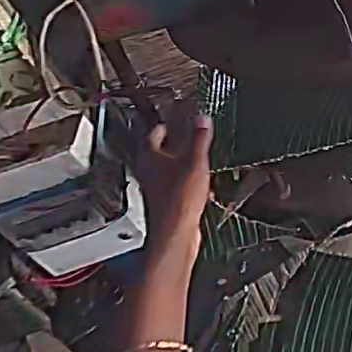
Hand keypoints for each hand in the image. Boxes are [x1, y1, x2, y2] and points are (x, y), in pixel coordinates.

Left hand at [138, 111, 213, 264]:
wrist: (176, 232)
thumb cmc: (179, 197)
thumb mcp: (196, 160)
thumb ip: (199, 138)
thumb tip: (202, 119)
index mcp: (151, 157)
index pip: (153, 135)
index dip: (162, 128)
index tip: (168, 124)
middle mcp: (148, 173)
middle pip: (156, 154)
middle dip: (168, 146)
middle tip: (178, 140)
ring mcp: (155, 190)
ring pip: (165, 172)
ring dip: (177, 166)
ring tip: (191, 160)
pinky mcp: (166, 204)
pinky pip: (175, 188)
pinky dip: (185, 184)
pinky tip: (199, 187)